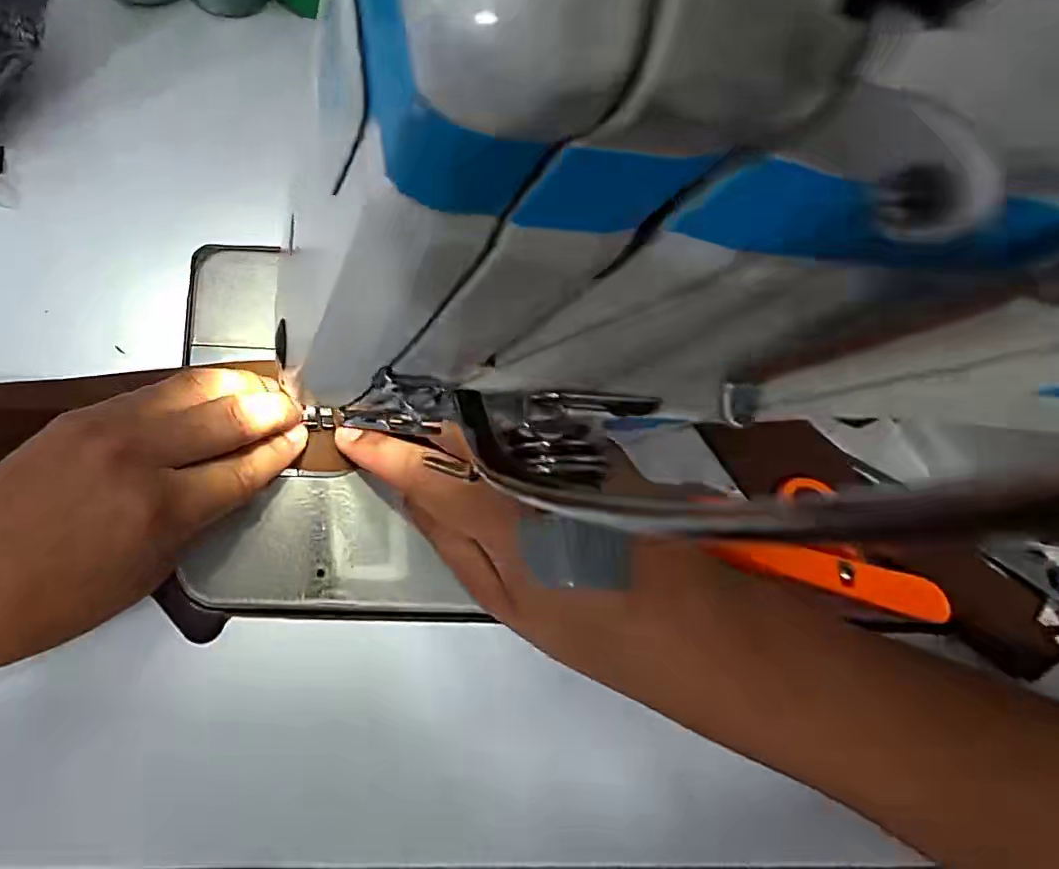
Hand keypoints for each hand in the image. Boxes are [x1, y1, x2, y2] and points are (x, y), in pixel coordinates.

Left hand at [0, 368, 306, 719]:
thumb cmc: (54, 602)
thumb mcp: (141, 576)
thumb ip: (192, 524)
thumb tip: (228, 485)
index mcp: (160, 510)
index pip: (241, 468)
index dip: (278, 451)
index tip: (299, 438)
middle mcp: (140, 455)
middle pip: (227, 416)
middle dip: (270, 410)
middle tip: (292, 408)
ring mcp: (108, 425)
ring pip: (192, 388)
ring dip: (236, 385)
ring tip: (263, 388)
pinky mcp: (83, 413)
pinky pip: (153, 391)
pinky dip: (192, 388)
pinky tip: (209, 391)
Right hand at [332, 427, 797, 698]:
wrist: (711, 629)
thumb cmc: (600, 632)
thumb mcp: (507, 601)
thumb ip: (451, 538)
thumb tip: (408, 493)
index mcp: (504, 515)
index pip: (423, 466)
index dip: (380, 448)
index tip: (347, 434)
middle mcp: (533, 469)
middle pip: (453, 432)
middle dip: (414, 435)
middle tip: (386, 447)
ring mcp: (567, 452)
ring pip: (485, 426)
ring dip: (450, 433)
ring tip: (429, 453)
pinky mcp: (592, 448)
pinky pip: (520, 432)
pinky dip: (491, 438)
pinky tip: (487, 459)